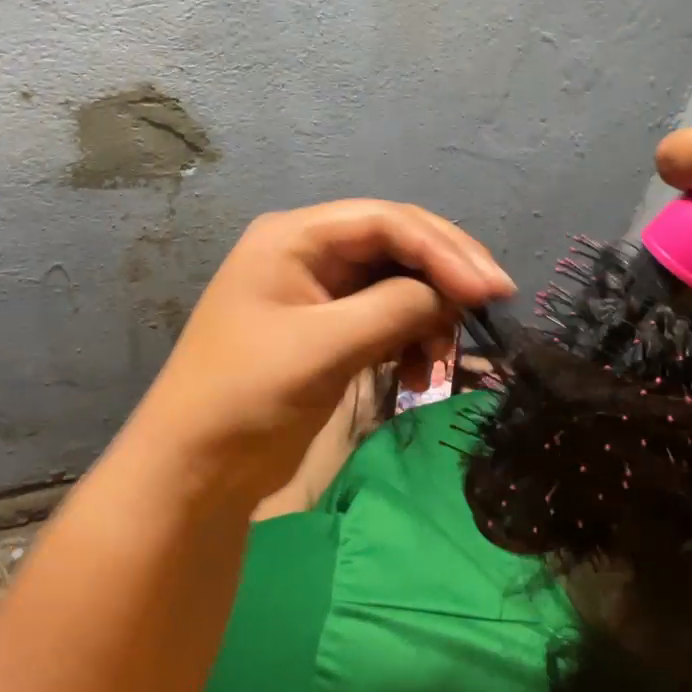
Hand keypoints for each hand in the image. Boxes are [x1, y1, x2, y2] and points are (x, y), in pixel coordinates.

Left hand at [130, 200, 514, 503]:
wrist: (195, 469)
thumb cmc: (247, 397)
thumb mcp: (323, 348)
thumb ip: (394, 309)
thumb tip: (451, 294)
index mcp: (295, 238)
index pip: (386, 222)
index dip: (444, 249)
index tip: (490, 289)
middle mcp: (311, 253)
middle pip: (398, 245)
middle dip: (446, 277)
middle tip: (495, 304)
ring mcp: (321, 292)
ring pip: (399, 284)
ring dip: (430, 318)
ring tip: (438, 364)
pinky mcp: (331, 330)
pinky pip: (388, 319)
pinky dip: (410, 343)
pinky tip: (416, 378)